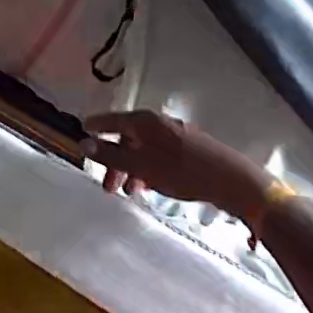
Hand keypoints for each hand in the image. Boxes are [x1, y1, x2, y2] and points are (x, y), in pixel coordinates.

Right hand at [82, 111, 270, 220]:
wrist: (232, 181)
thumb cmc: (183, 171)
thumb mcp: (142, 166)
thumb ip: (111, 156)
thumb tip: (83, 143)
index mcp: (144, 121)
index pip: (111, 120)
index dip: (95, 127)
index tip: (81, 134)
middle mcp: (158, 123)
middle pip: (127, 138)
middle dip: (114, 160)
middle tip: (107, 186)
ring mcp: (174, 135)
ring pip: (143, 149)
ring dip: (131, 168)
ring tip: (129, 192)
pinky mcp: (187, 149)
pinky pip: (157, 156)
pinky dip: (147, 169)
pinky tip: (149, 186)